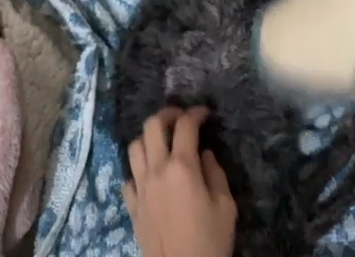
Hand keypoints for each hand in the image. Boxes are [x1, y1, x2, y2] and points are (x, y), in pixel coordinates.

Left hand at [122, 106, 236, 256]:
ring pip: (134, 147)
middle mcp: (156, 170)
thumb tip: (205, 155)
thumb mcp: (226, 208)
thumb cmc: (210, 242)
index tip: (204, 113)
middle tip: (180, 118)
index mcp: (182, 167)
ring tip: (162, 143)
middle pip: (152, 126)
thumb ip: (216, 175)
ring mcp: (140, 188)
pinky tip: (149, 177)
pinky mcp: (132, 206)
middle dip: (166, 114)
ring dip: (148, 138)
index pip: (185, 126)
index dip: (195, 113)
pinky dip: (138, 171)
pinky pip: (128, 178)